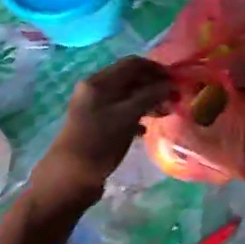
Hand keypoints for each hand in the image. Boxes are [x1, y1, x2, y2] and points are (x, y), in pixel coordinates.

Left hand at [36, 57, 174, 196]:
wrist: (69, 179)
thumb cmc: (98, 142)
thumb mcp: (126, 116)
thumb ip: (150, 96)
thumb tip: (170, 85)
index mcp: (98, 82)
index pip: (133, 64)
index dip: (156, 69)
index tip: (175, 81)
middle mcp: (95, 90)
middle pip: (131, 79)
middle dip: (154, 86)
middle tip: (174, 99)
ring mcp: (95, 108)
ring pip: (128, 96)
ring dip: (148, 101)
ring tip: (164, 113)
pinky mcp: (97, 124)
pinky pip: (122, 112)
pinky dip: (137, 115)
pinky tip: (145, 128)